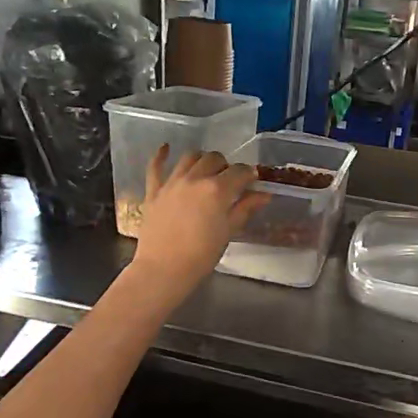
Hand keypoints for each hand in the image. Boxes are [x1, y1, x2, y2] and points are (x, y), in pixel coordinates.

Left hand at [130, 146, 264, 291]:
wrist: (164, 270)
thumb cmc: (201, 255)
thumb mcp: (228, 232)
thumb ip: (245, 209)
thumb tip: (263, 195)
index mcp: (217, 189)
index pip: (239, 171)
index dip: (248, 174)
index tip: (252, 180)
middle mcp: (195, 179)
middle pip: (214, 159)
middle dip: (225, 166)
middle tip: (229, 180)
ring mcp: (172, 183)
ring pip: (189, 157)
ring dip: (202, 159)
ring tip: (206, 169)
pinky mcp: (154, 191)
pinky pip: (155, 167)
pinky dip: (161, 155)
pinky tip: (166, 147)